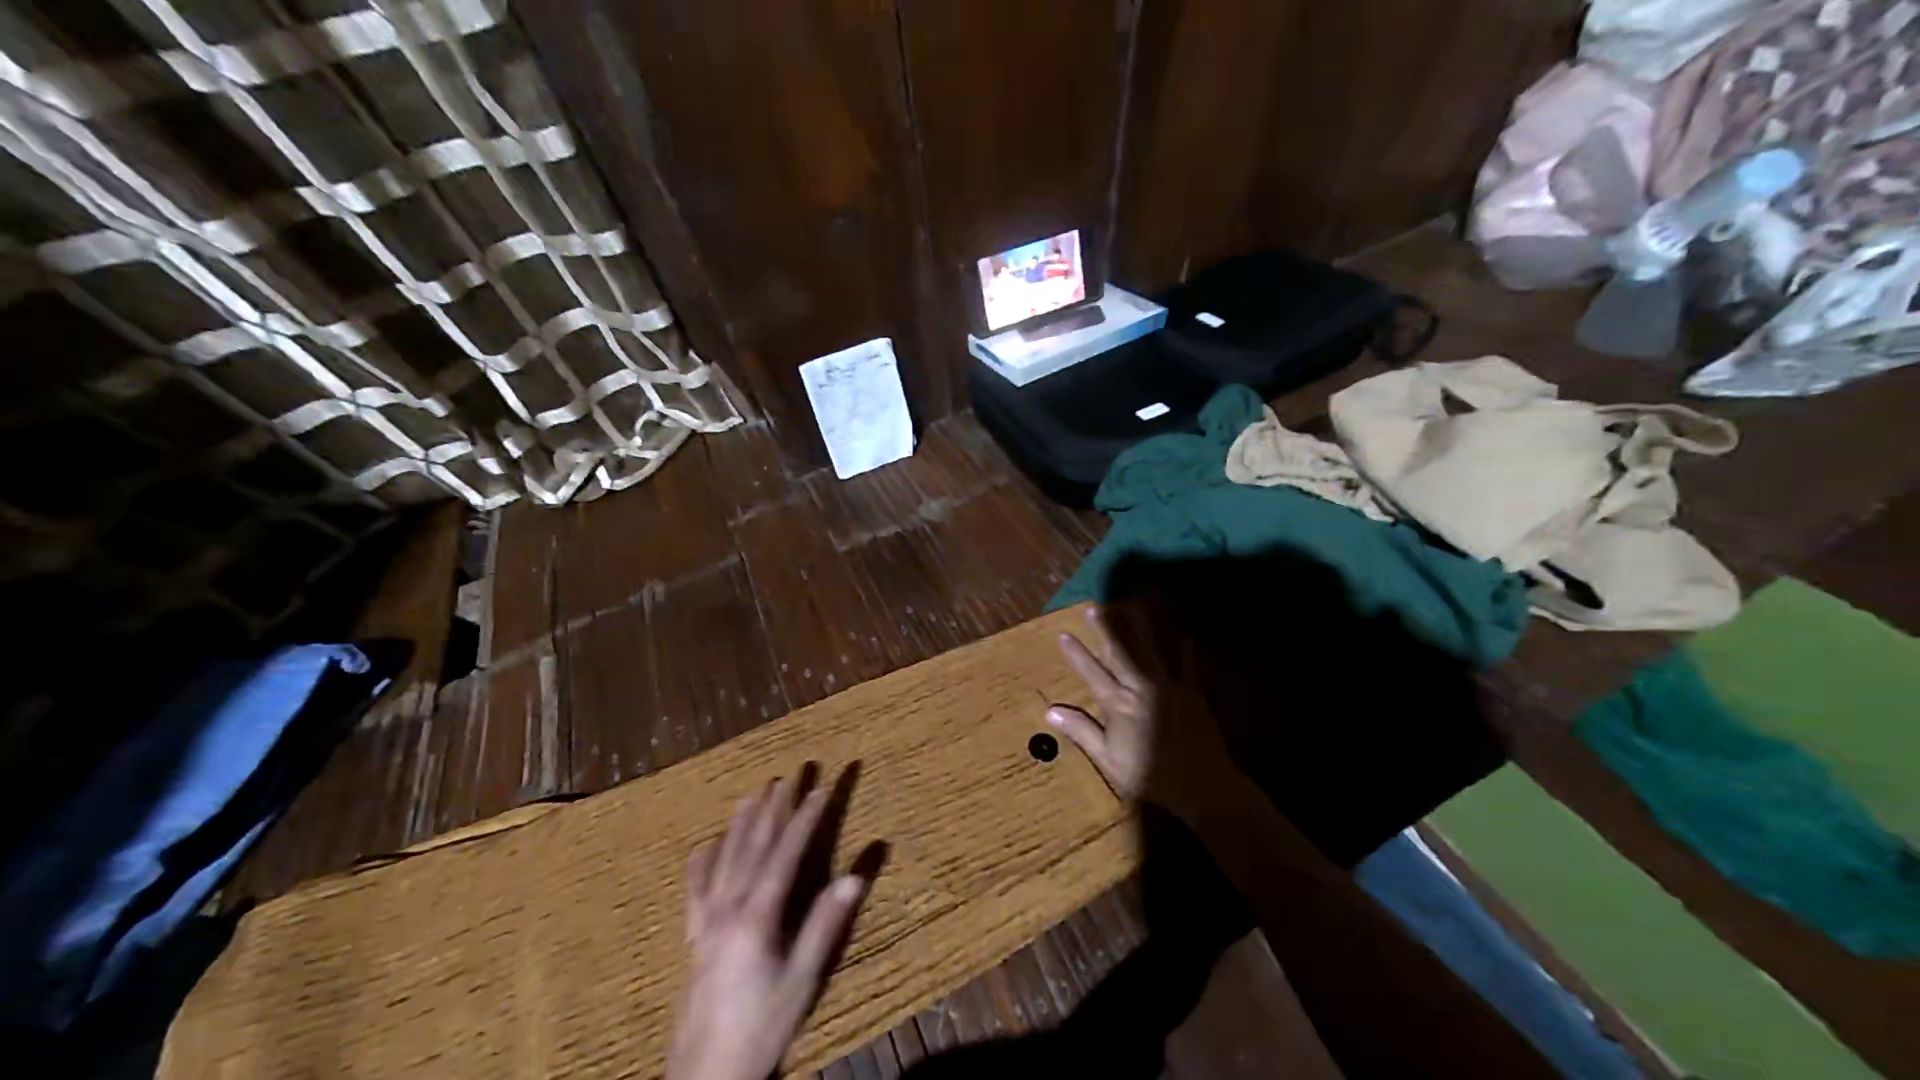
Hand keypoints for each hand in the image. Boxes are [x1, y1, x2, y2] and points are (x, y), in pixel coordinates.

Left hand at [667, 776, 868, 1079]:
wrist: (707, 1071)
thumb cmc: (763, 1023)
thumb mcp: (802, 978)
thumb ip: (825, 924)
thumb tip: (854, 875)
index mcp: (758, 914)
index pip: (786, 852)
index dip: (805, 818)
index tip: (822, 787)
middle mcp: (729, 905)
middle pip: (754, 844)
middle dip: (774, 806)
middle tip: (790, 774)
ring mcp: (706, 917)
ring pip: (726, 856)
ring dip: (743, 821)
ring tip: (756, 791)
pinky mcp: (693, 933)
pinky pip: (696, 885)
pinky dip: (705, 858)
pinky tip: (709, 842)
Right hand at [1047, 606, 1241, 820]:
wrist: (1202, 786)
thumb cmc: (1150, 777)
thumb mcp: (1109, 760)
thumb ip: (1082, 732)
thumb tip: (1051, 711)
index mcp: (1119, 705)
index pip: (1092, 672)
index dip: (1077, 654)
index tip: (1064, 634)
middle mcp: (1142, 688)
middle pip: (1121, 651)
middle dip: (1107, 628)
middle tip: (1096, 607)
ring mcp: (1170, 687)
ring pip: (1152, 650)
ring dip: (1141, 627)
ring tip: (1134, 606)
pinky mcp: (1193, 692)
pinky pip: (1188, 665)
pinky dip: (1186, 650)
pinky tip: (1186, 635)